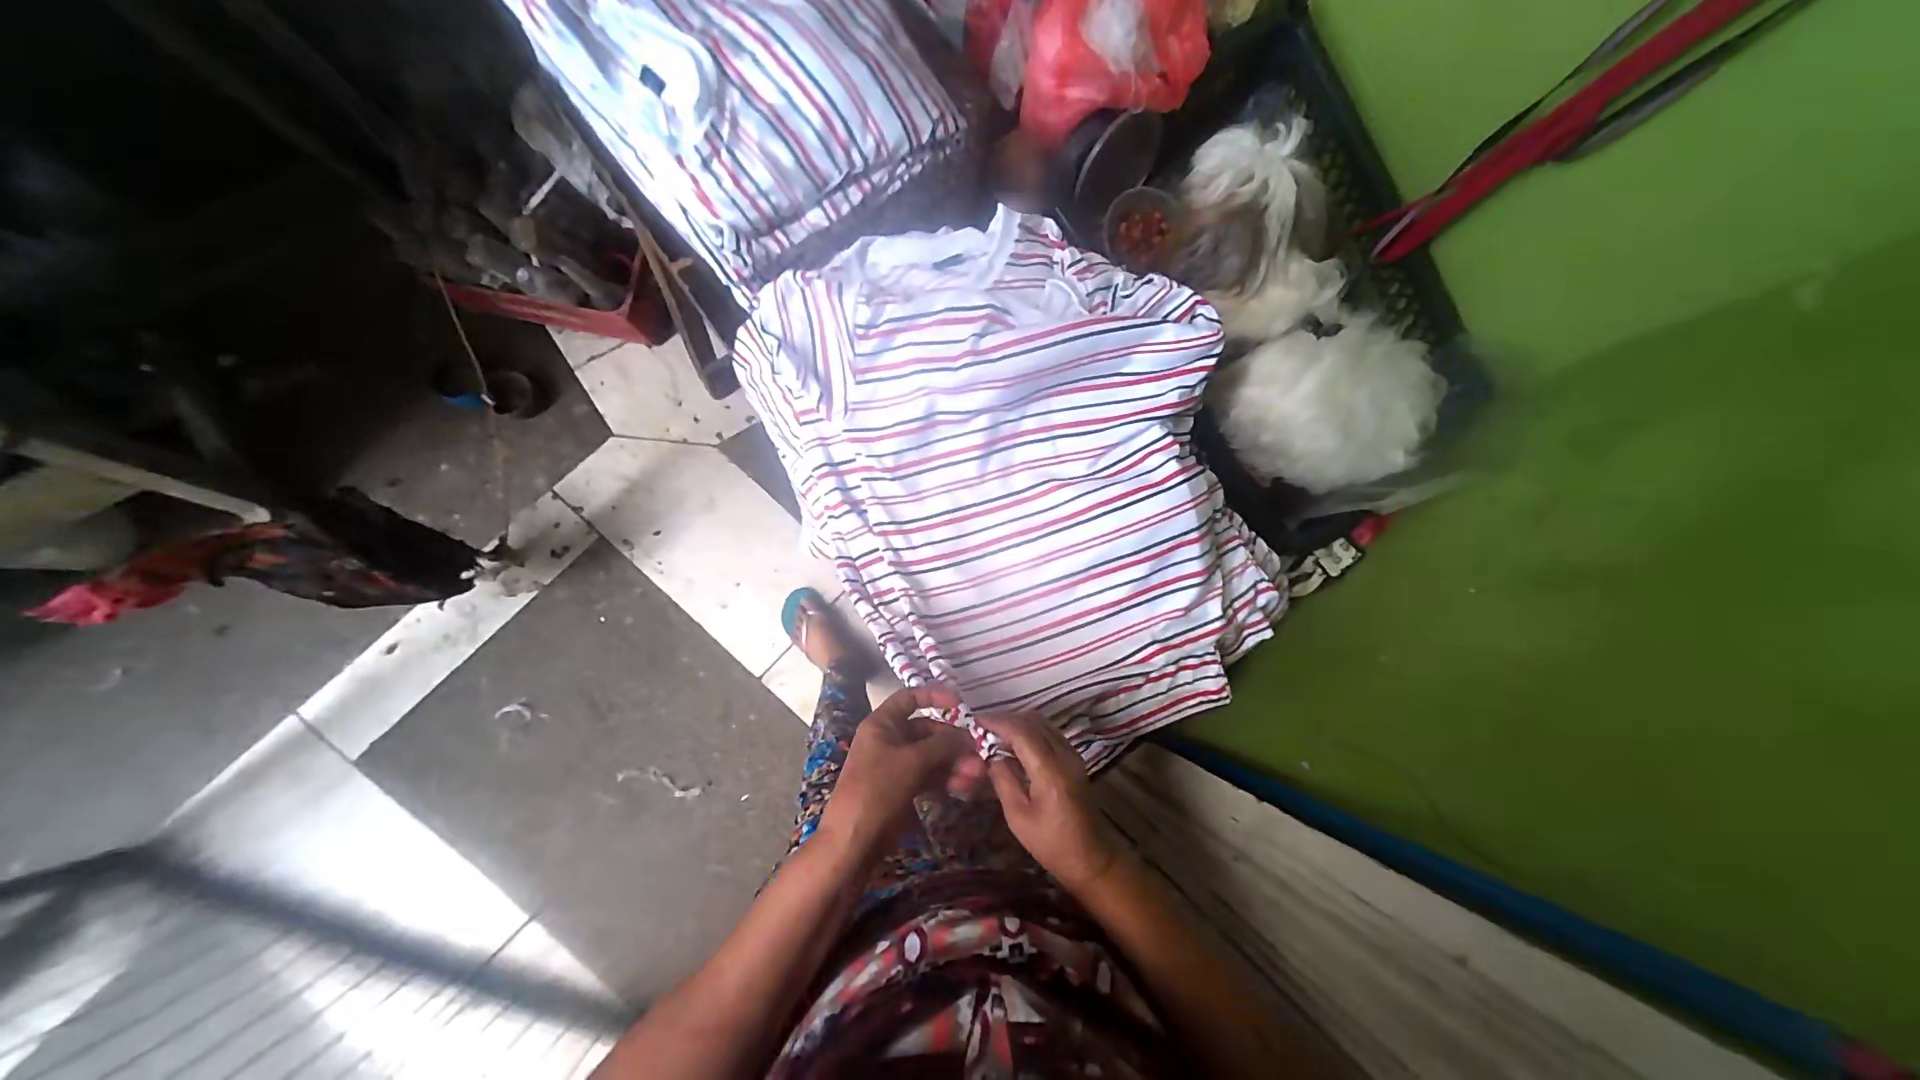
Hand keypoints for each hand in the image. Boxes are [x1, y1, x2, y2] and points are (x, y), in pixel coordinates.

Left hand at [816, 684, 981, 858]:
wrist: (853, 842)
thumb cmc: (877, 790)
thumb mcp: (912, 761)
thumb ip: (942, 744)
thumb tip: (967, 735)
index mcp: (881, 724)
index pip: (909, 698)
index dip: (934, 696)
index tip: (960, 705)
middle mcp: (888, 740)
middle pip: (925, 729)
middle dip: (952, 740)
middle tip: (977, 752)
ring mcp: (895, 765)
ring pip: (930, 755)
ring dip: (953, 762)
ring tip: (976, 774)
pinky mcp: (901, 788)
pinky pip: (927, 775)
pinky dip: (945, 778)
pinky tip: (964, 786)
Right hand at [978, 712, 1124, 893]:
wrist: (1091, 858)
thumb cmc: (1052, 843)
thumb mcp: (1018, 816)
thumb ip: (1003, 780)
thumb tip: (989, 755)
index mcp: (1050, 770)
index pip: (1021, 732)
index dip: (996, 722)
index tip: (974, 722)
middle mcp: (1064, 755)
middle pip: (1032, 722)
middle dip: (1005, 719)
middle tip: (982, 728)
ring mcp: (1072, 755)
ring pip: (1042, 724)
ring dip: (1018, 723)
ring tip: (994, 733)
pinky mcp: (1074, 760)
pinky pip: (1050, 733)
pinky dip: (1030, 731)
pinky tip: (1015, 744)